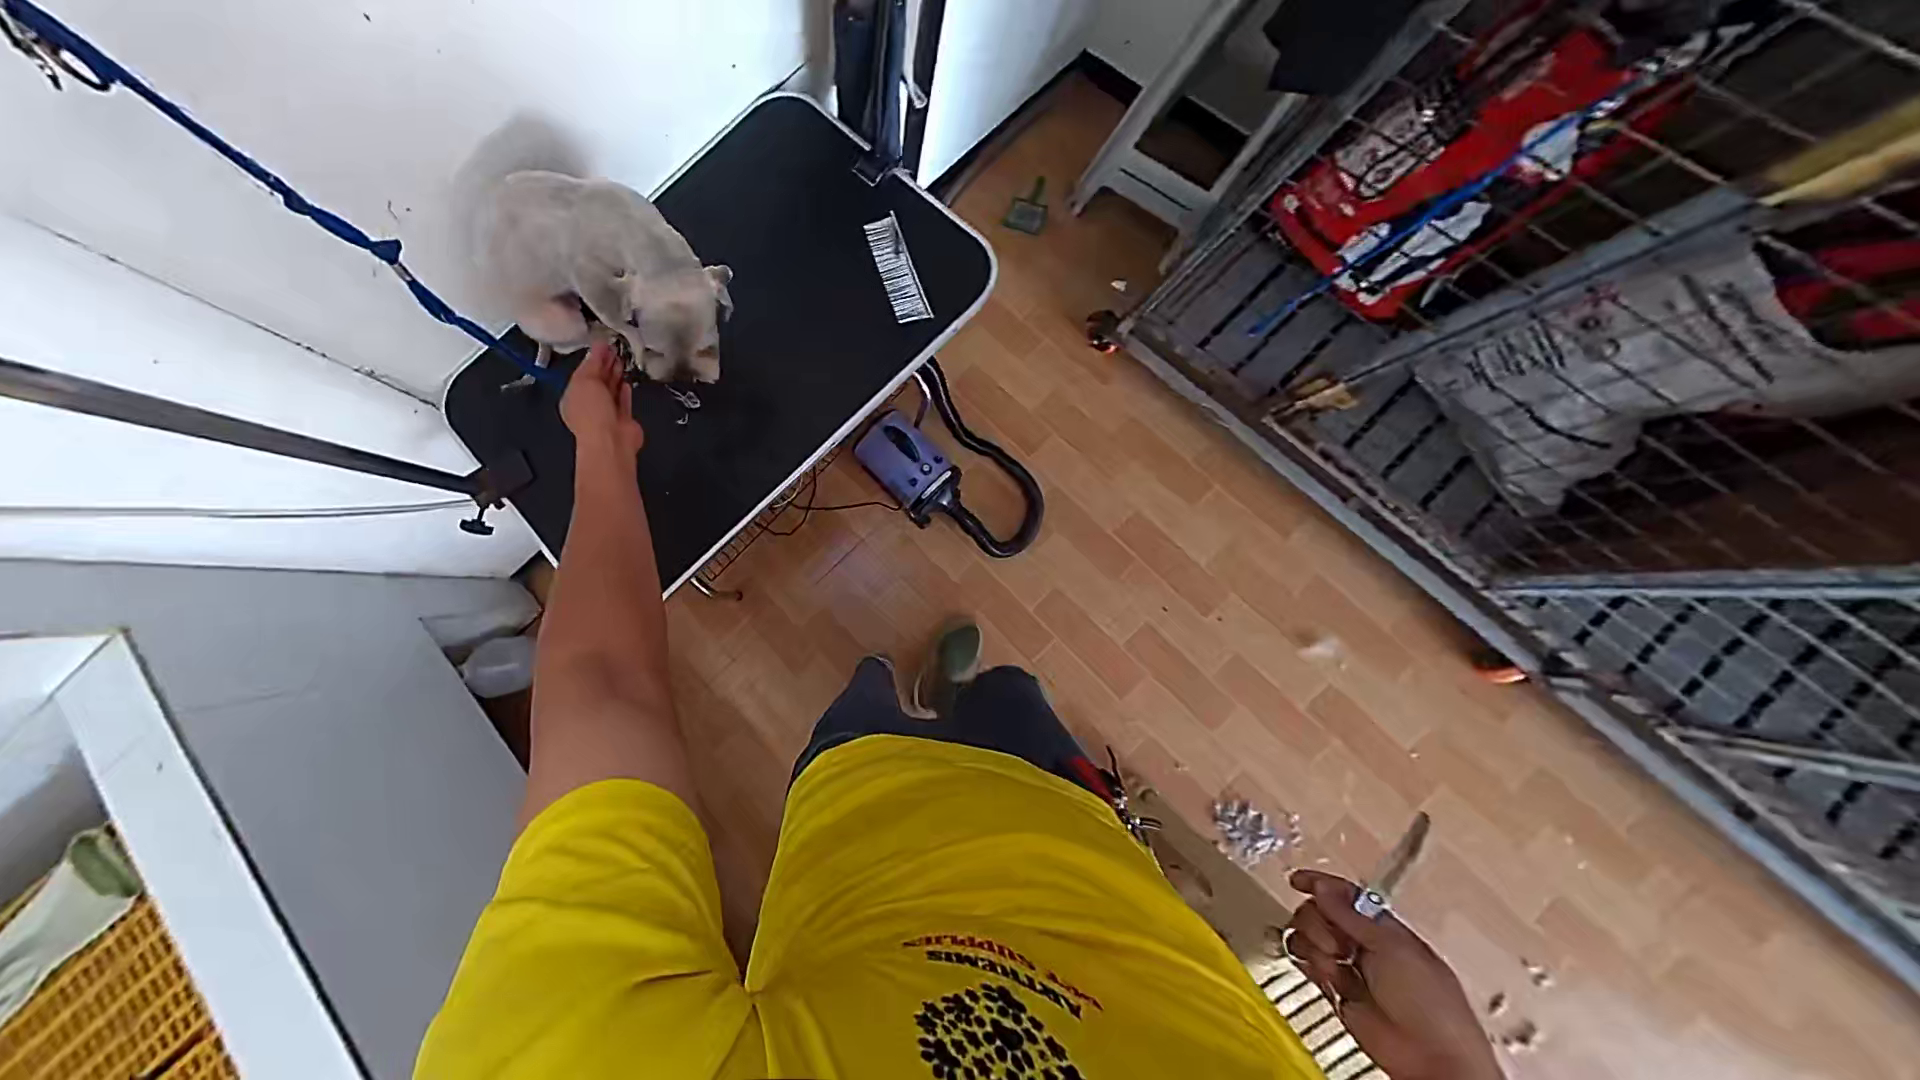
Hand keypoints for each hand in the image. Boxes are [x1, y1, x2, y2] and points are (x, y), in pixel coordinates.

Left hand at [560, 338, 644, 460]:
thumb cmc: (592, 411)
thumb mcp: (586, 381)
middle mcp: (588, 404)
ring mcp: (606, 413)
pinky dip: (624, 392)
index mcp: (573, 395)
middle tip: (614, 349)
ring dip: (615, 376)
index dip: (593, 358)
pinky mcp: (623, 420)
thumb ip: (593, 364)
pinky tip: (626, 382)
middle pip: (597, 381)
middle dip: (605, 365)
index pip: (582, 372)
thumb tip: (598, 348)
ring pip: (610, 390)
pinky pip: (623, 402)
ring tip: (621, 360)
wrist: (611, 441)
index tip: (604, 344)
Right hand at [1285, 870, 1501, 1079]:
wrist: (1431, 1059)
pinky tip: (1324, 971)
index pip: (1345, 896)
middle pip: (1321, 913)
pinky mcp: (1336, 991)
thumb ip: (1352, 915)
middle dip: (1318, 920)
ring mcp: (1350, 968)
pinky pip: (1308, 965)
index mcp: (1383, 929)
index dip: (1321, 885)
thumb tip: (1323, 887)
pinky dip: (1310, 964)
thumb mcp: (1392, 947)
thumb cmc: (1432, 1005)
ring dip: (1314, 944)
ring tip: (1332, 960)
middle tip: (1333, 939)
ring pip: (1311, 938)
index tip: (1299, 880)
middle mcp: (1364, 946)